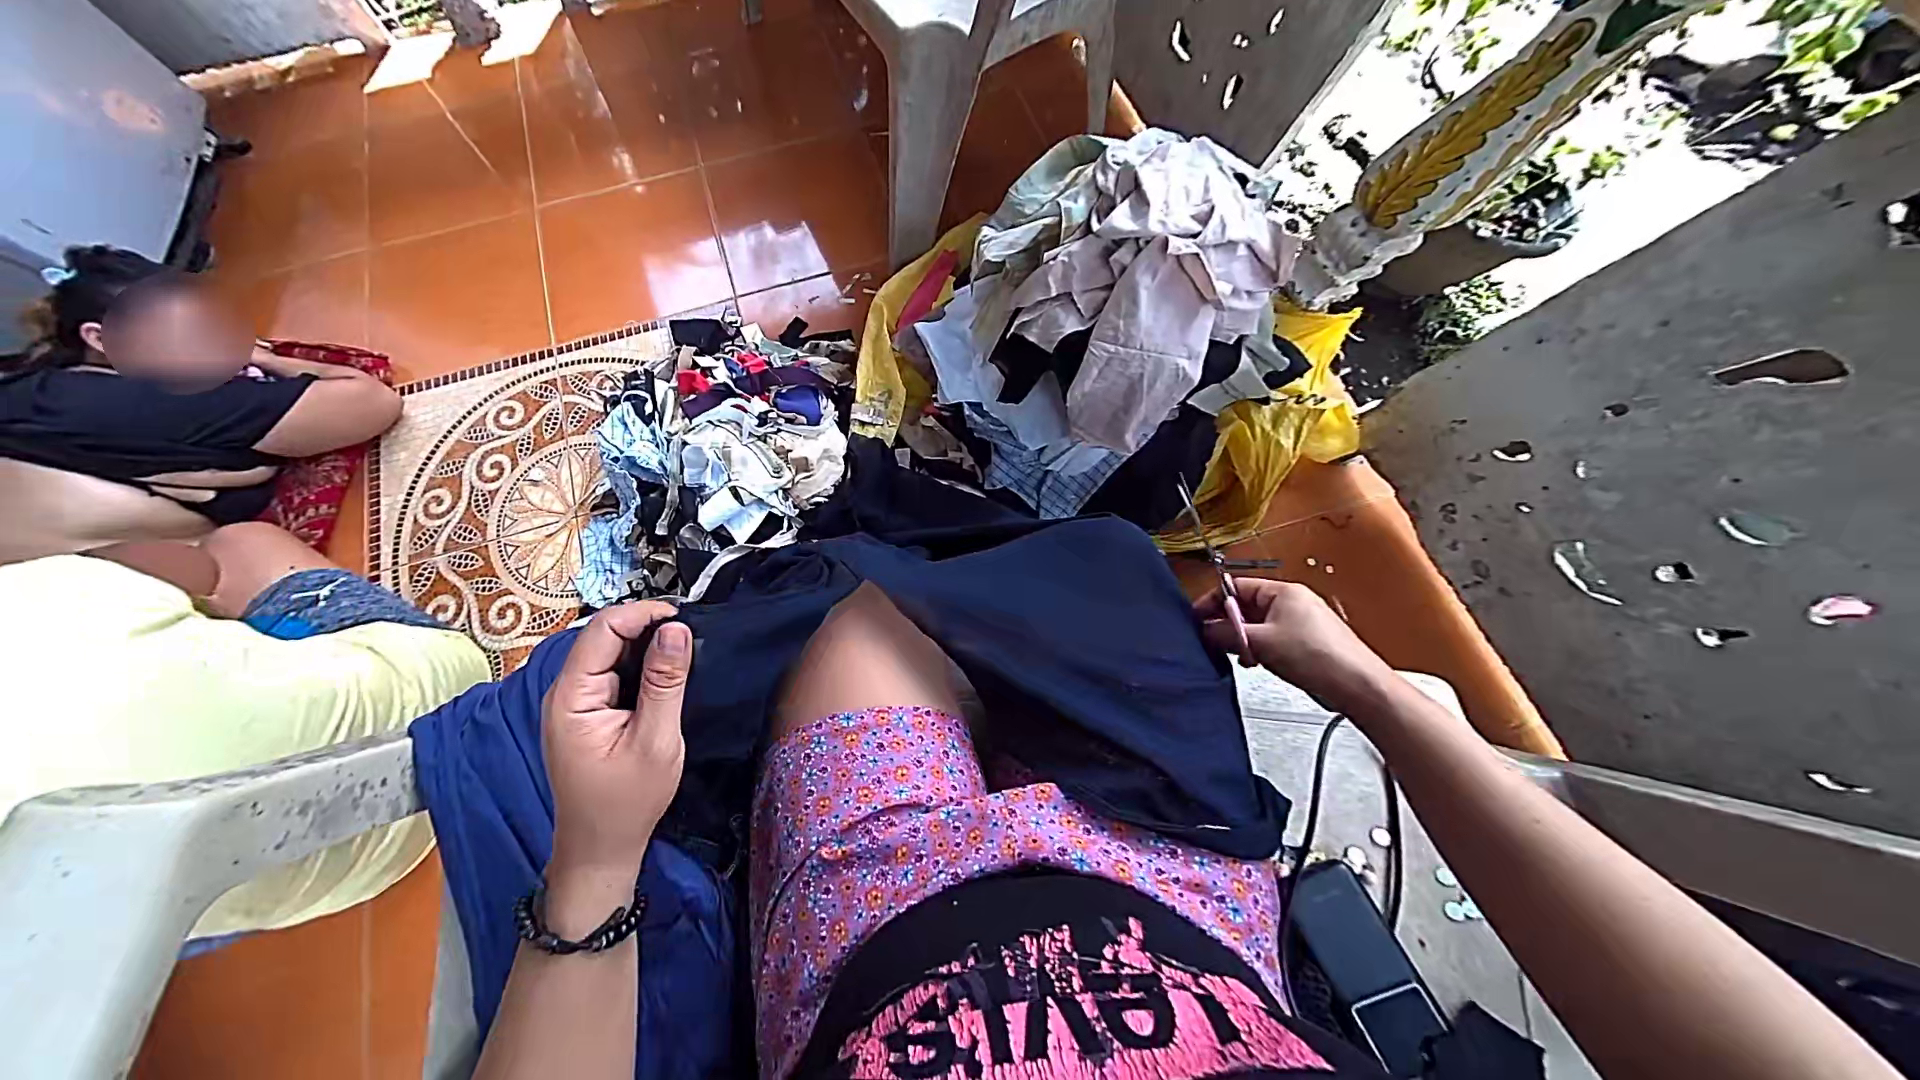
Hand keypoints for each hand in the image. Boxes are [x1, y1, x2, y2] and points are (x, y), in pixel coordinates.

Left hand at [542, 603, 690, 897]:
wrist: (602, 847)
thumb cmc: (628, 801)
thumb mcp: (656, 740)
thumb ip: (665, 682)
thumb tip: (677, 629)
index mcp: (572, 697)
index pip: (602, 630)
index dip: (642, 614)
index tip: (684, 617)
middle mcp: (566, 692)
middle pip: (603, 636)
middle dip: (646, 626)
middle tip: (691, 634)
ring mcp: (575, 701)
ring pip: (610, 651)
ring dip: (646, 644)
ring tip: (684, 650)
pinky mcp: (589, 710)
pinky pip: (614, 672)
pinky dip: (641, 663)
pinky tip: (666, 670)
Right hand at [1194, 578, 1395, 712]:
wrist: (1358, 686)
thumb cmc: (1321, 658)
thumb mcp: (1261, 642)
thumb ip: (1226, 634)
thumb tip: (1205, 630)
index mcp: (1283, 591)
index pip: (1235, 587)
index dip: (1213, 602)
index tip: (1198, 618)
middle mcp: (1291, 602)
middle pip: (1244, 606)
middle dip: (1227, 624)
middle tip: (1214, 640)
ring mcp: (1298, 622)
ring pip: (1255, 625)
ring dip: (1242, 640)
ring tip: (1241, 655)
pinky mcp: (1303, 642)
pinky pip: (1269, 639)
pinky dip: (1257, 649)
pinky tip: (1256, 662)